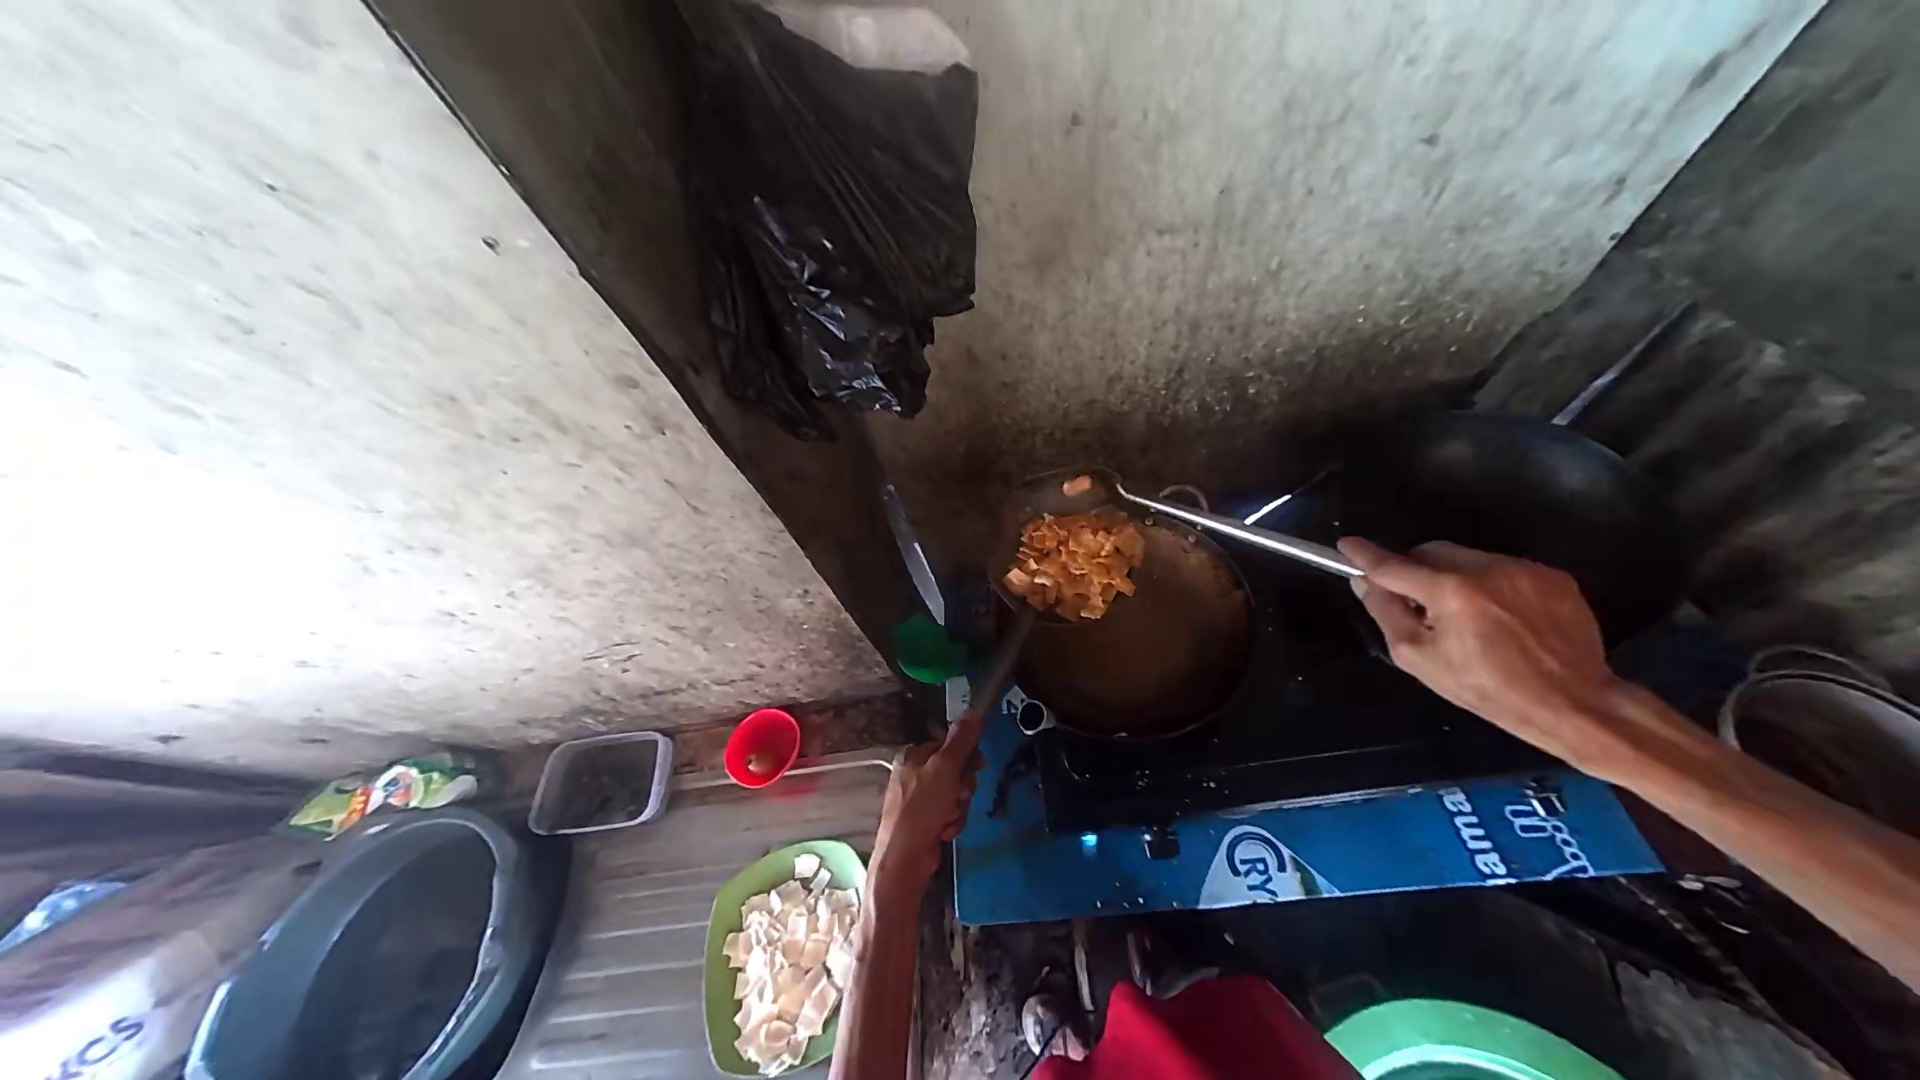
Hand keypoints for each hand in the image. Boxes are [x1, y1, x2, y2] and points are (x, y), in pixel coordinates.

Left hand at [868, 709, 984, 900]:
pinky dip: (952, 821)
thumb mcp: (945, 768)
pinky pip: (949, 812)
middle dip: (963, 786)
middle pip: (956, 769)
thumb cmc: (922, 808)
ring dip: (959, 807)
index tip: (978, 767)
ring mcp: (918, 798)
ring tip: (948, 818)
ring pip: (956, 793)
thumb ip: (961, 740)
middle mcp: (914, 773)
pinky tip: (944, 831)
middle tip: (959, 797)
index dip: (967, 756)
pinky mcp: (924, 820)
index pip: (950, 744)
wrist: (904, 860)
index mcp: (914, 755)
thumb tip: (975, 710)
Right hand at [1337, 537, 1645, 773]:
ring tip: (1466, 618)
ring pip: (1467, 558)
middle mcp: (1488, 570)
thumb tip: (1365, 583)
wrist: (1574, 704)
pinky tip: (1500, 619)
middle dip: (1415, 570)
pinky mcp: (1553, 577)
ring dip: (1452, 577)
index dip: (1364, 555)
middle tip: (1417, 604)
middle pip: (1431, 551)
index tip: (1346, 545)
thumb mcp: (1420, 659)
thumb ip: (1386, 613)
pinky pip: (1502, 569)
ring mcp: (1524, 570)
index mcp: (1451, 592)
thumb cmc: (1486, 688)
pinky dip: (1488, 585)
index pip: (1393, 565)